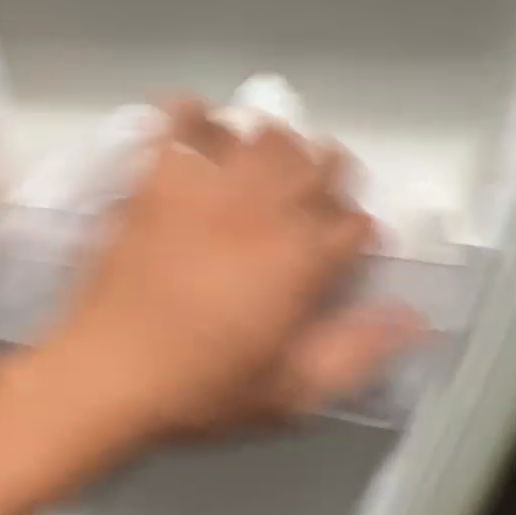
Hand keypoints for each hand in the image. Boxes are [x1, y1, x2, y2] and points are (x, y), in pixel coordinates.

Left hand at [26, 98, 422, 447]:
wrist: (101, 377)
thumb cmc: (193, 394)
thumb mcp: (285, 396)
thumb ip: (353, 353)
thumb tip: (414, 317)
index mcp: (304, 260)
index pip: (357, 221)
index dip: (349, 239)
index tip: (328, 260)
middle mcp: (264, 209)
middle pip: (320, 163)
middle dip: (319, 187)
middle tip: (293, 217)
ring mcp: (205, 188)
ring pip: (264, 134)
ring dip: (268, 151)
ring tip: (251, 180)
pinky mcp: (151, 183)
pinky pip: (179, 123)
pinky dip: (190, 118)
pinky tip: (192, 133)